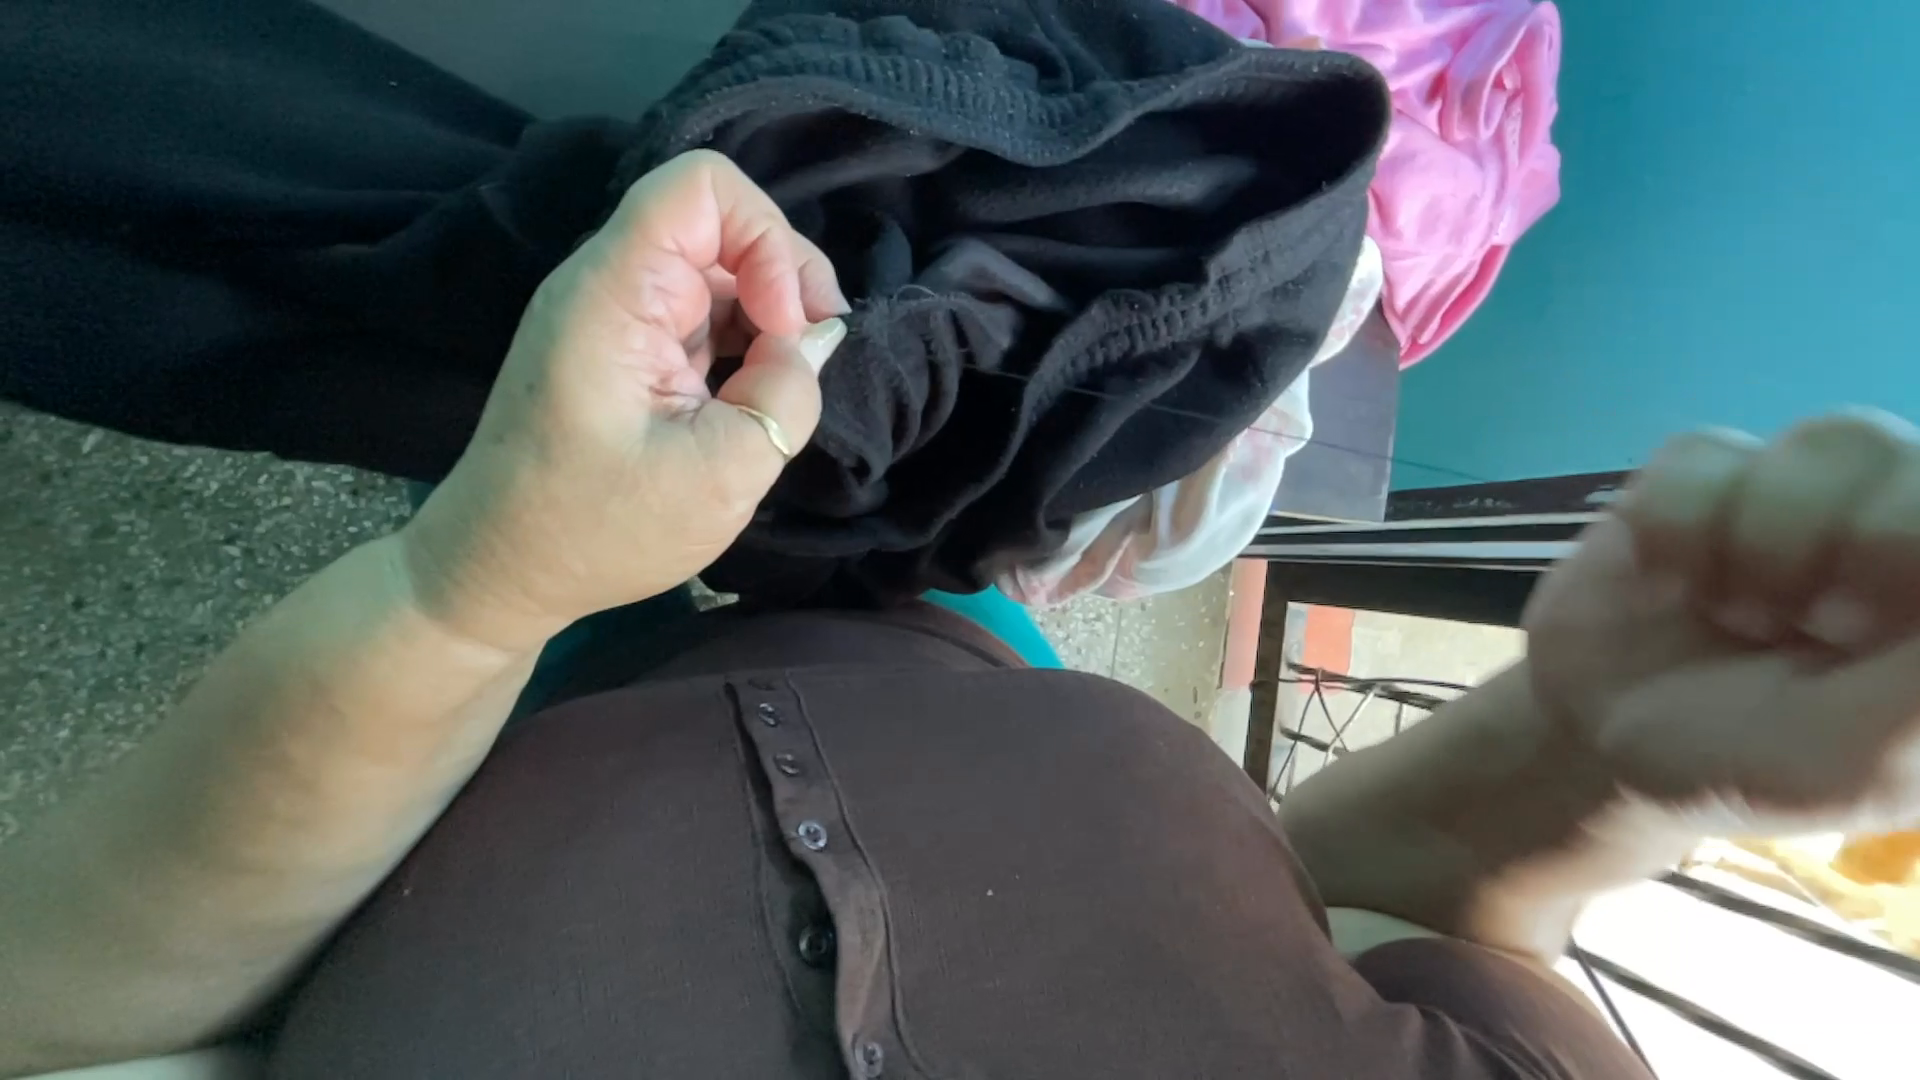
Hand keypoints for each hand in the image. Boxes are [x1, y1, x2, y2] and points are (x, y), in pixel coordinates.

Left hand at [400, 150, 849, 650]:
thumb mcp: (721, 477)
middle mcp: (612, 286)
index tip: (785, 327)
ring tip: (791, 385)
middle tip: (815, 356)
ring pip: (721, 272)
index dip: (768, 241)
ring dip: (773, 317)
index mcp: (615, 295)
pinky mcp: (631, 351)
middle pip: (722, 225)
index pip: (704, 188)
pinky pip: (706, 317)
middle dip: (788, 279)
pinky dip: (750, 344)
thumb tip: (808, 344)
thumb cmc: (599, 532)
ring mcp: (620, 318)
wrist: (503, 571)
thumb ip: (785, 398)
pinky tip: (761, 393)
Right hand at [1524, 410, 1919, 836]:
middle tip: (1806, 629)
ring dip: (1760, 540)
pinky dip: (1671, 523)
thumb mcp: (1880, 758)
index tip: (1865, 635)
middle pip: (1919, 465)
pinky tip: (1667, 577)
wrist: (1592, 735)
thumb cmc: (1749, 764)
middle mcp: (1909, 526)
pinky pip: (1702, 452)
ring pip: (1834, 438)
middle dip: (1846, 555)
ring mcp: (1803, 494)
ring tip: (1735, 608)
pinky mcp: (1695, 482)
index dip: (1908, 557)